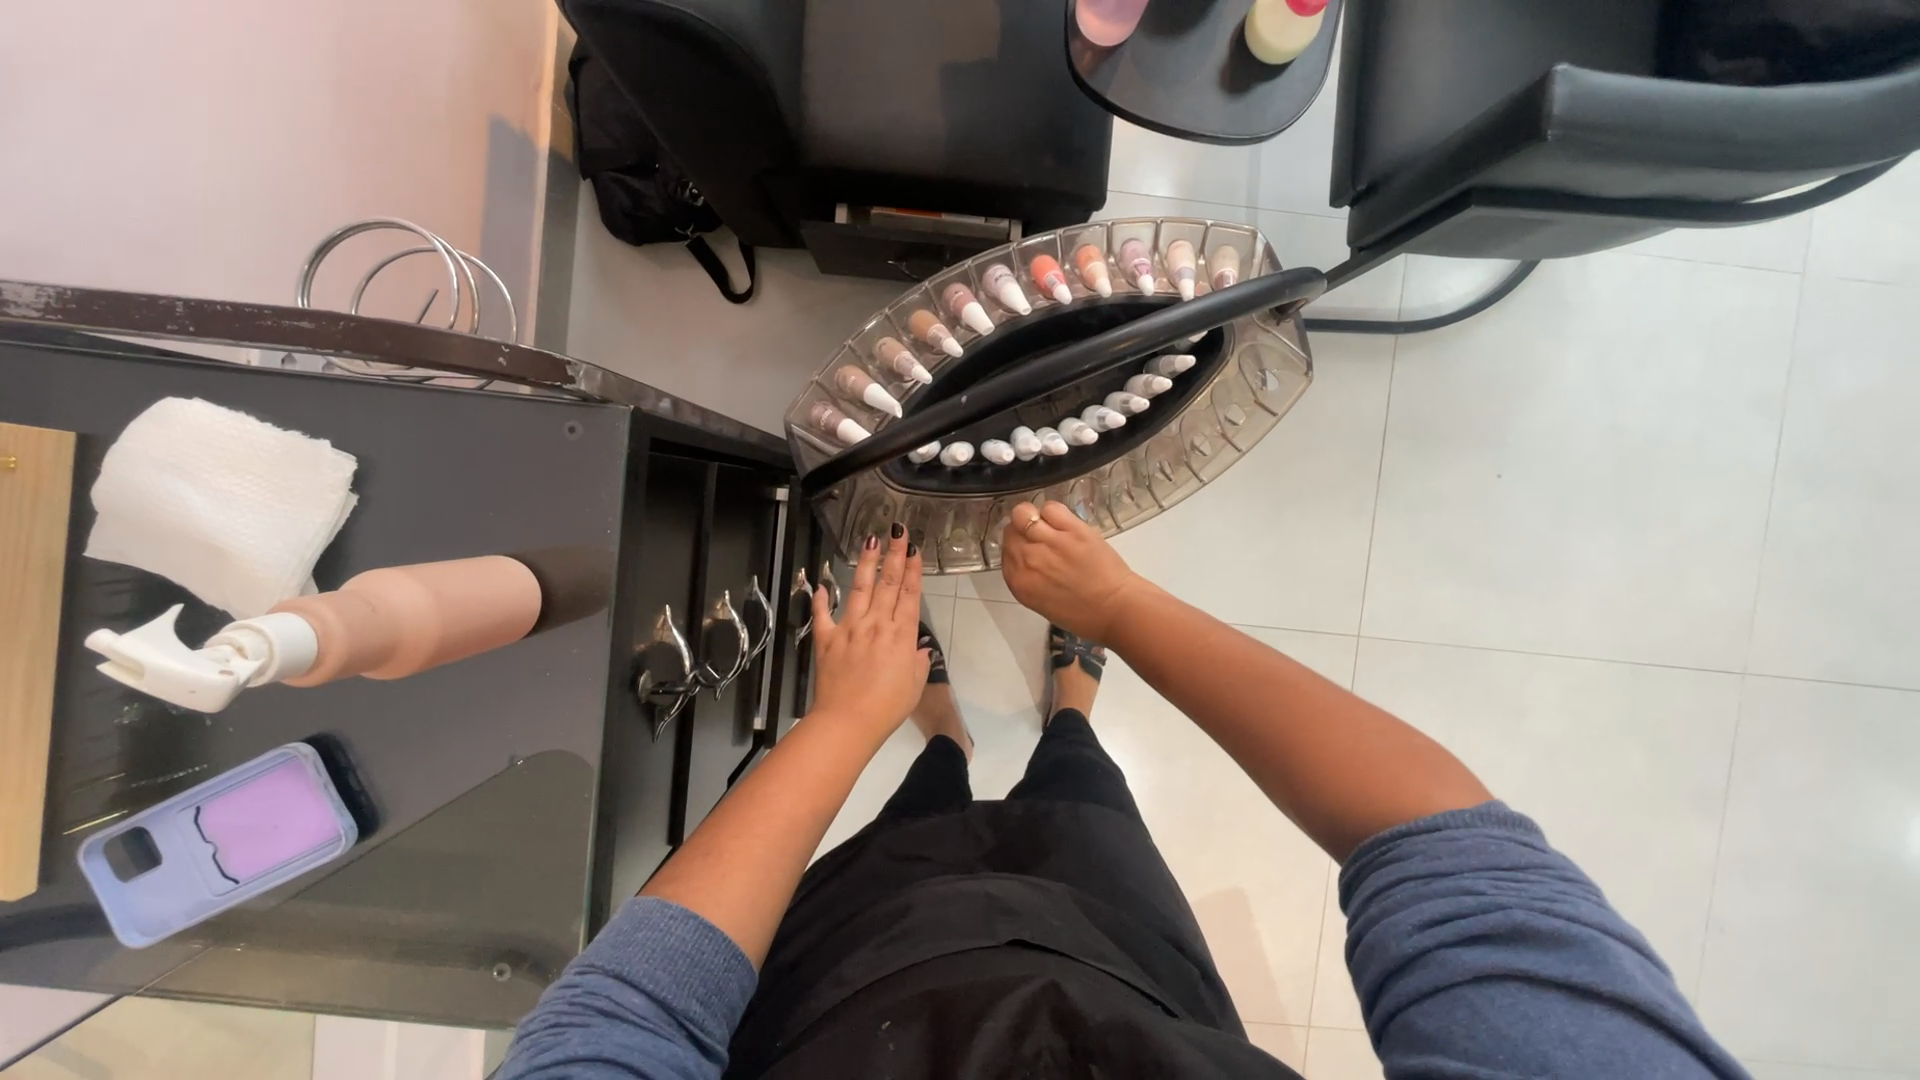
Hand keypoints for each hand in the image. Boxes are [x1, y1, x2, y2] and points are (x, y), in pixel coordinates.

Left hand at [807, 527, 930, 742]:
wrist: (848, 721)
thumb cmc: (888, 707)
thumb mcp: (915, 685)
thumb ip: (918, 662)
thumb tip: (920, 649)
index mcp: (901, 634)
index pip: (909, 595)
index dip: (912, 570)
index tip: (913, 549)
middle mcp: (876, 624)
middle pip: (887, 584)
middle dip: (894, 555)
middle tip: (897, 532)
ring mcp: (850, 629)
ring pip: (859, 589)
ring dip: (865, 564)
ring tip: (869, 542)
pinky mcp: (827, 640)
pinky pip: (823, 615)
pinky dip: (821, 600)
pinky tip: (821, 585)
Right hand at [999, 501, 1154, 641]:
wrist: (1116, 608)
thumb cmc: (1081, 614)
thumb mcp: (1040, 602)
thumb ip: (1027, 577)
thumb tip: (1025, 556)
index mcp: (1019, 581)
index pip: (1004, 550)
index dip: (1016, 545)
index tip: (1027, 546)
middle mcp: (1029, 559)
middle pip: (1011, 530)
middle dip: (1022, 531)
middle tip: (1040, 536)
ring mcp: (1050, 542)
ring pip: (1024, 514)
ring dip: (1033, 517)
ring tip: (1048, 525)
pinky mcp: (1073, 530)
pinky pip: (1051, 508)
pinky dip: (1052, 512)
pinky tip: (1062, 522)